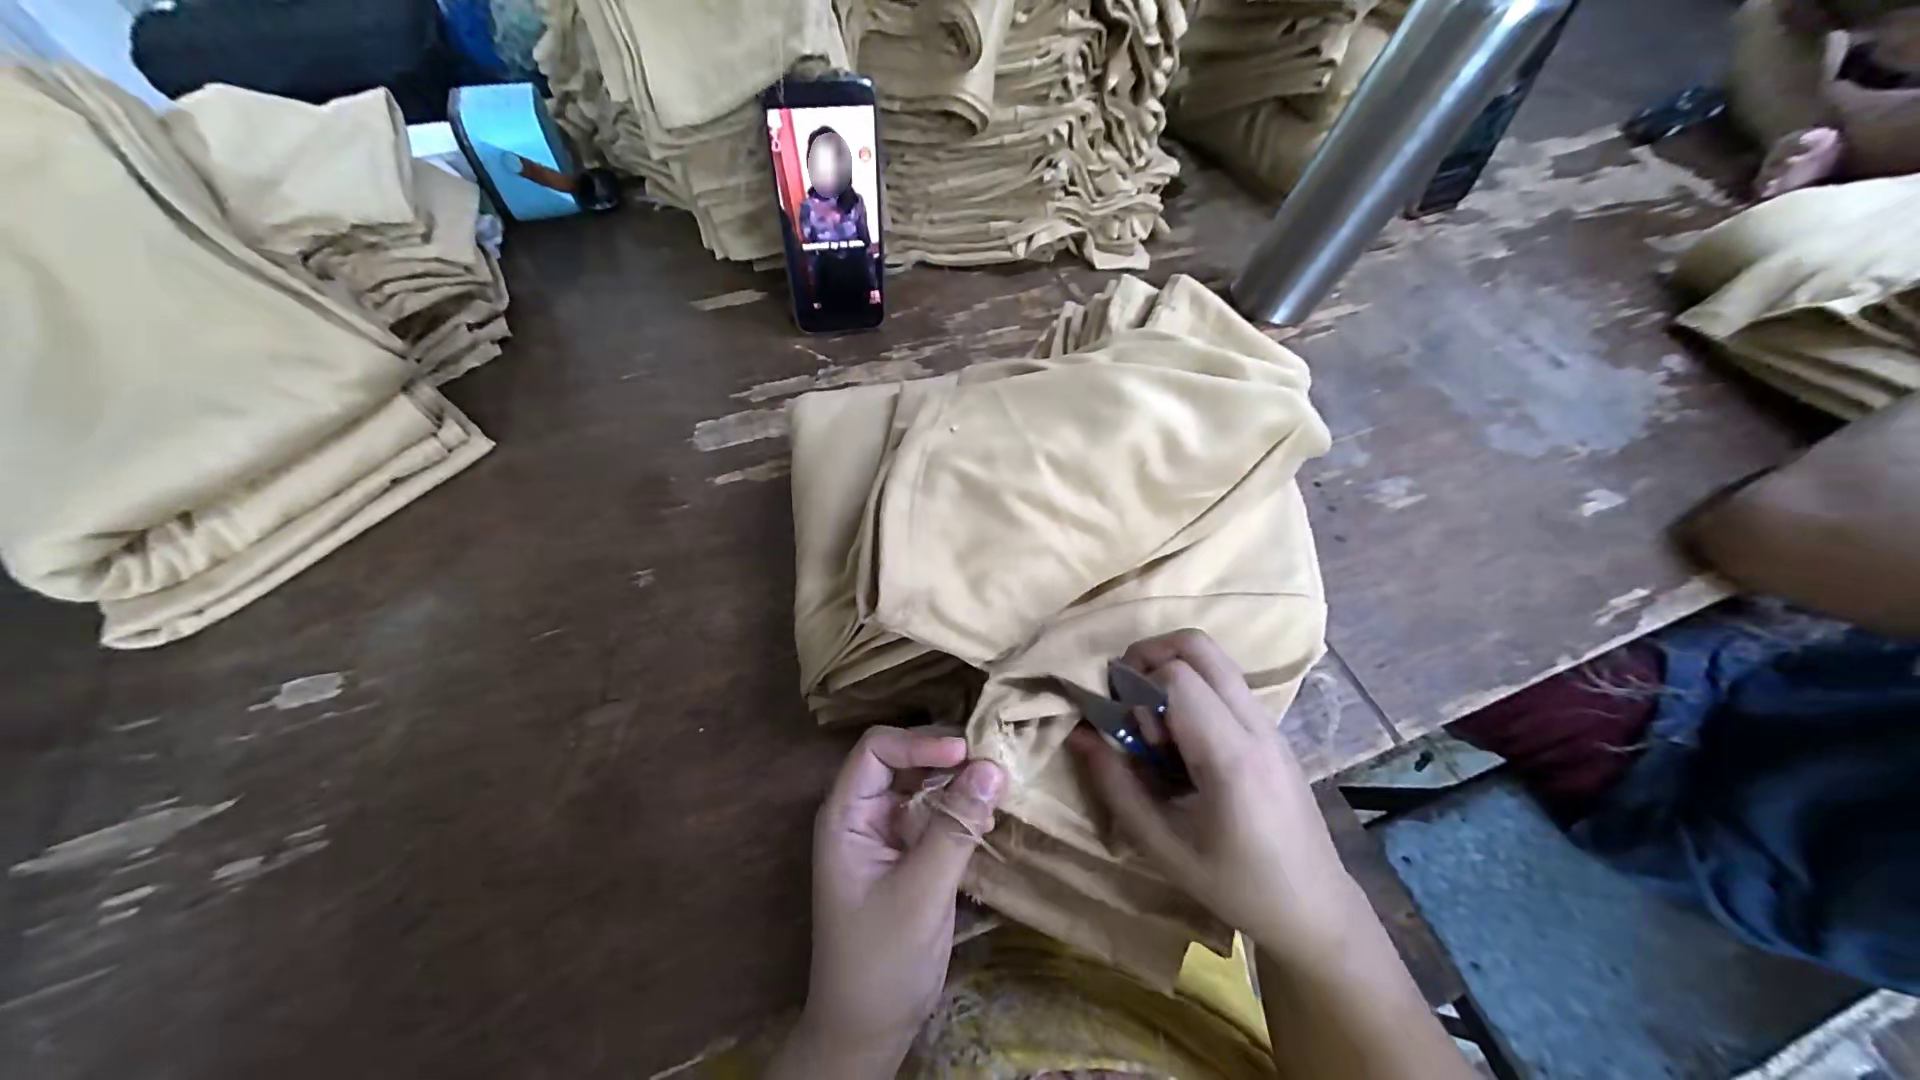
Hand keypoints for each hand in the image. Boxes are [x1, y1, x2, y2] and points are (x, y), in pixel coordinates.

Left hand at [770, 727, 1004, 1079]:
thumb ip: (955, 827)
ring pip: (924, 782)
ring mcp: (887, 831)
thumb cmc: (881, 960)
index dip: (919, 741)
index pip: (876, 750)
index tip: (965, 752)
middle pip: (903, 759)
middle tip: (993, 761)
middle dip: (946, 755)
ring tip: (998, 783)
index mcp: (846, 815)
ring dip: (960, 779)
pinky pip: (937, 811)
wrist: (868, 1027)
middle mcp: (864, 813)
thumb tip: (992, 767)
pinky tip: (989, 814)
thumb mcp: (921, 893)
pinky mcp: (910, 849)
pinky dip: (963, 806)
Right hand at [1069, 629, 1359, 959]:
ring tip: (1153, 718)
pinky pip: (1225, 681)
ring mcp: (1270, 723)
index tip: (1127, 728)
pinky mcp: (1273, 729)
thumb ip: (1115, 784)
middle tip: (1126, 694)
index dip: (1137, 688)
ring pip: (1214, 657)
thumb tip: (1078, 733)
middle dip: (1149, 655)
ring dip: (1171, 668)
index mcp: (1231, 757)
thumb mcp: (1162, 846)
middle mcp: (1256, 726)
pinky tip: (1182, 736)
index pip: (1177, 677)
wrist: (1315, 908)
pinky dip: (1192, 685)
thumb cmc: (1236, 886)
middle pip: (1198, 646)